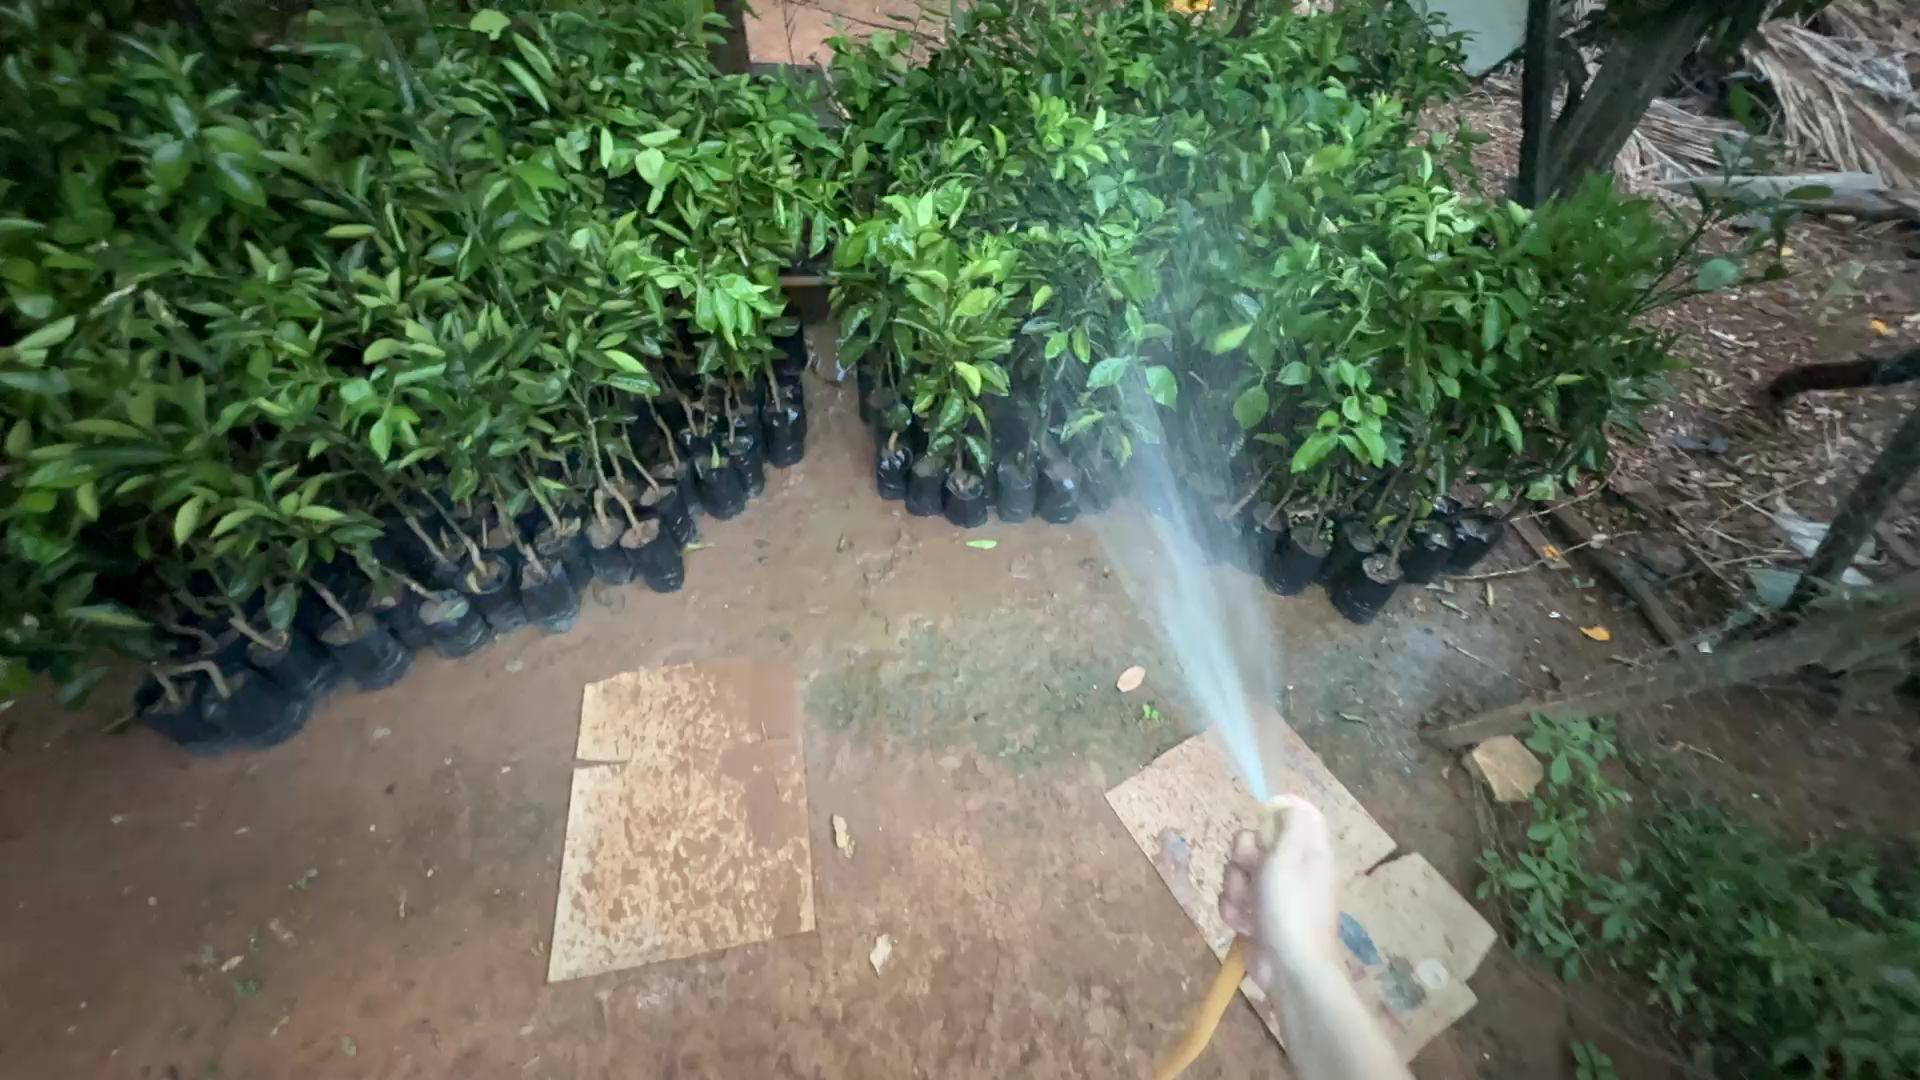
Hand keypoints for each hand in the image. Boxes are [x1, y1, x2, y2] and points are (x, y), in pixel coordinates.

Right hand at [1218, 794, 1339, 986]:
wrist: (1290, 970)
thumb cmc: (1292, 908)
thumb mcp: (1291, 857)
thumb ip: (1291, 824)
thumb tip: (1290, 802)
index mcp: (1308, 853)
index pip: (1296, 815)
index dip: (1275, 813)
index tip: (1259, 823)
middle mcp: (1291, 870)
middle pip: (1255, 841)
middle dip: (1242, 856)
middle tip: (1250, 870)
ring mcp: (1273, 894)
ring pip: (1238, 870)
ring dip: (1234, 887)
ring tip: (1246, 907)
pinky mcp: (1257, 916)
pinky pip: (1233, 898)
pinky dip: (1233, 910)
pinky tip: (1243, 924)